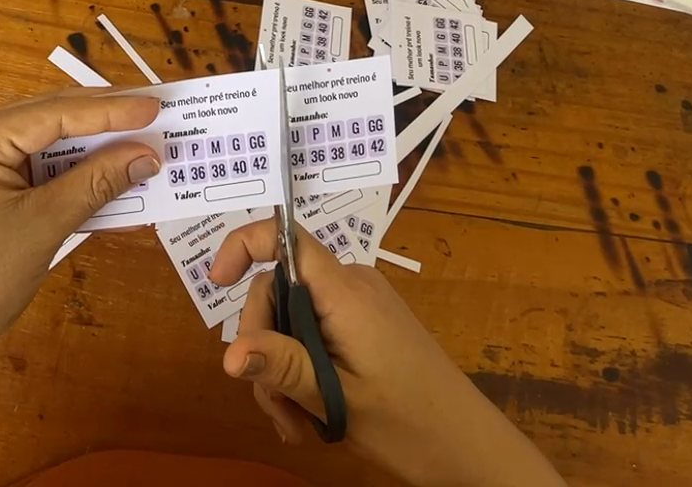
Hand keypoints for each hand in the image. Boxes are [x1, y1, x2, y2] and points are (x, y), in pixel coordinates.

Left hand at [0, 91, 162, 384]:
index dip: (109, 110)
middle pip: (44, 117)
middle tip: (151, 114)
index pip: (52, 113)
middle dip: (100, 119)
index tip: (155, 105)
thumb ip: (97, 182)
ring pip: (38, 136)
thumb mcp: (45, 227)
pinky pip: (27, 160)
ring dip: (85, 143)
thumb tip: (147, 155)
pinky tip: (100, 166)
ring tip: (133, 136)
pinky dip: (64, 167)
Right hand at [210, 219, 563, 486]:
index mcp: (343, 291)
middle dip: (264, 345)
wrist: (475, 453)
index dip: (243, 244)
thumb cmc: (409, 425)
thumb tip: (226, 354)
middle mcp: (350, 284)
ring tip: (294, 424)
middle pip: (280, 291)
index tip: (216, 282)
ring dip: (283, 367)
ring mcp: (361, 304)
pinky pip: (318, 330)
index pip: (284, 237)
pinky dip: (304, 366)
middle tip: (272, 407)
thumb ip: (282, 367)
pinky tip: (308, 414)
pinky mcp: (368, 324)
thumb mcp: (337, 400)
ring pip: (295, 318)